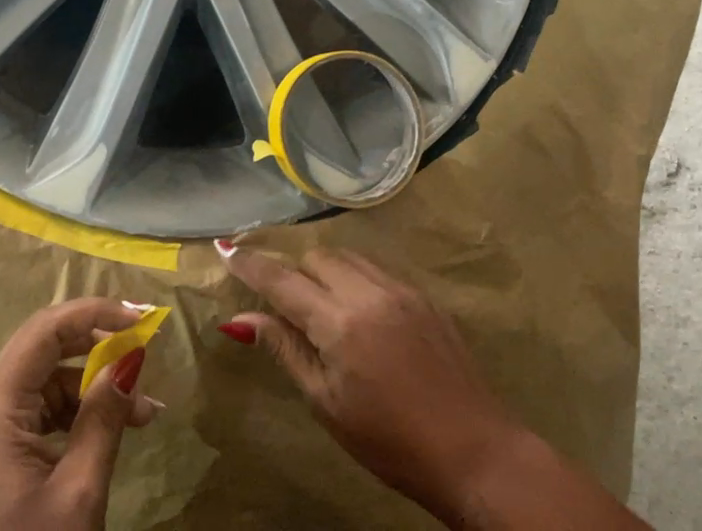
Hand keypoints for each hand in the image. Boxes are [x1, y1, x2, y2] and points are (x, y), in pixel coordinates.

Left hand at [0, 299, 159, 530]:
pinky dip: (80, 413)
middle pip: (42, 350)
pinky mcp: (1, 453)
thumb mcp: (78, 490)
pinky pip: (43, 412)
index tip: (139, 318)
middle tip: (145, 351)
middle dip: (96, 345)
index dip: (91, 313)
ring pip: (47, 382)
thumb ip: (103, 418)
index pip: (42, 332)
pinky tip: (117, 427)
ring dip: (95, 386)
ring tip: (144, 412)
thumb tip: (129, 361)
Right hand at [216, 246, 522, 512]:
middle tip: (283, 302)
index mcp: (340, 323)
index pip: (282, 280)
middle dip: (293, 271)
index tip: (225, 249)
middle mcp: (370, 293)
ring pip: (348, 257)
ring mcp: (402, 291)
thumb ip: (284, 350)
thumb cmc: (390, 441)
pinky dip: (356, 277)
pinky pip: (378, 269)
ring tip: (320, 305)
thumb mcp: (326, 402)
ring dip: (325, 270)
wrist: (475, 453)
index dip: (250, 264)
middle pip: (316, 257)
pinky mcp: (425, 298)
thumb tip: (240, 320)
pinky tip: (358, 310)